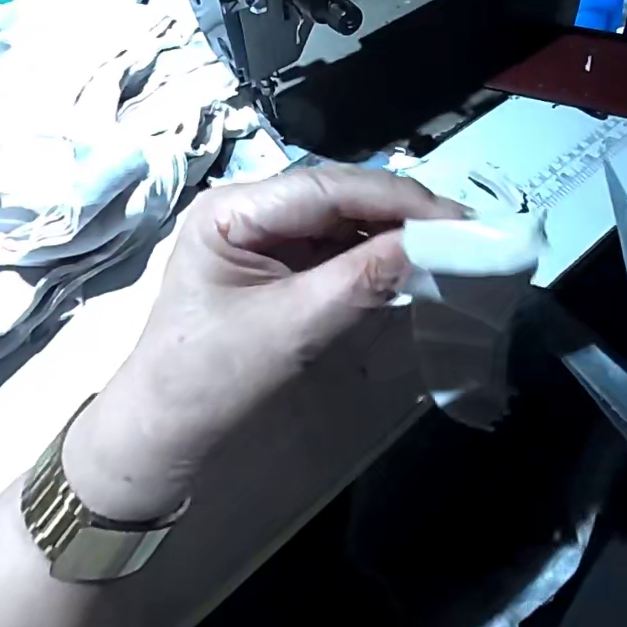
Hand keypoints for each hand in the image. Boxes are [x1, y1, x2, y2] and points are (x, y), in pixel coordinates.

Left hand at [60, 168, 465, 520]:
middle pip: (345, 195)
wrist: (163, 437)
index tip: (454, 216)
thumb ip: (360, 281)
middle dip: (403, 210)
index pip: (329, 189)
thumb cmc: (207, 381)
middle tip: (463, 227)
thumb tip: (430, 245)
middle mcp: (258, 206)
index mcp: (236, 208)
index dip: (395, 198)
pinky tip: (417, 253)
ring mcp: (276, 230)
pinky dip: (385, 248)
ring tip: (451, 237)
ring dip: (400, 226)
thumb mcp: (288, 330)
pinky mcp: (293, 256)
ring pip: (353, 215)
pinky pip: (348, 241)